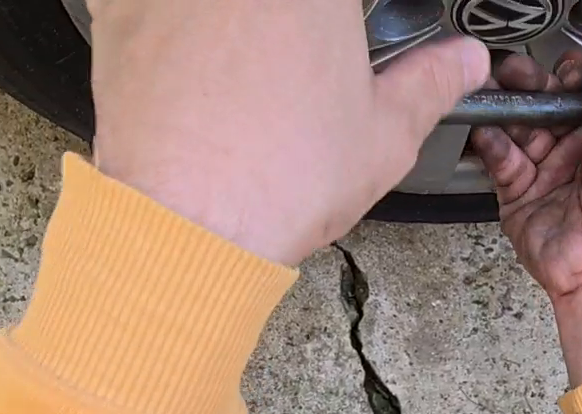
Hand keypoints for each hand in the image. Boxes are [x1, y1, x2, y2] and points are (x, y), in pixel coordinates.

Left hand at [87, 0, 488, 265]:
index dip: (348, 28)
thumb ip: (430, 85)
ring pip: (223, 8)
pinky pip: (151, 3)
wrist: (192, 223)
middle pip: (284, 7)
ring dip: (236, 28)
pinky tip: (199, 73)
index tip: (348, 44)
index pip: (344, 5)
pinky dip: (176, 27)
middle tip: (307, 65)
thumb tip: (464, 64)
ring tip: (252, 81)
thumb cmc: (285, 179)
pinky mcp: (118, 3)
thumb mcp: (385, 136)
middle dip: (297, 29)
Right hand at [471, 32, 581, 386]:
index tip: (568, 62)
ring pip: (517, 124)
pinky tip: (490, 130)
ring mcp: (547, 172)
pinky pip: (499, 158)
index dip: (574, 67)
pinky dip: (491, 141)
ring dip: (506, 104)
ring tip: (497, 91)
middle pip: (546, 99)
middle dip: (531, 81)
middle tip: (521, 73)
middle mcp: (579, 150)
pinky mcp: (520, 196)